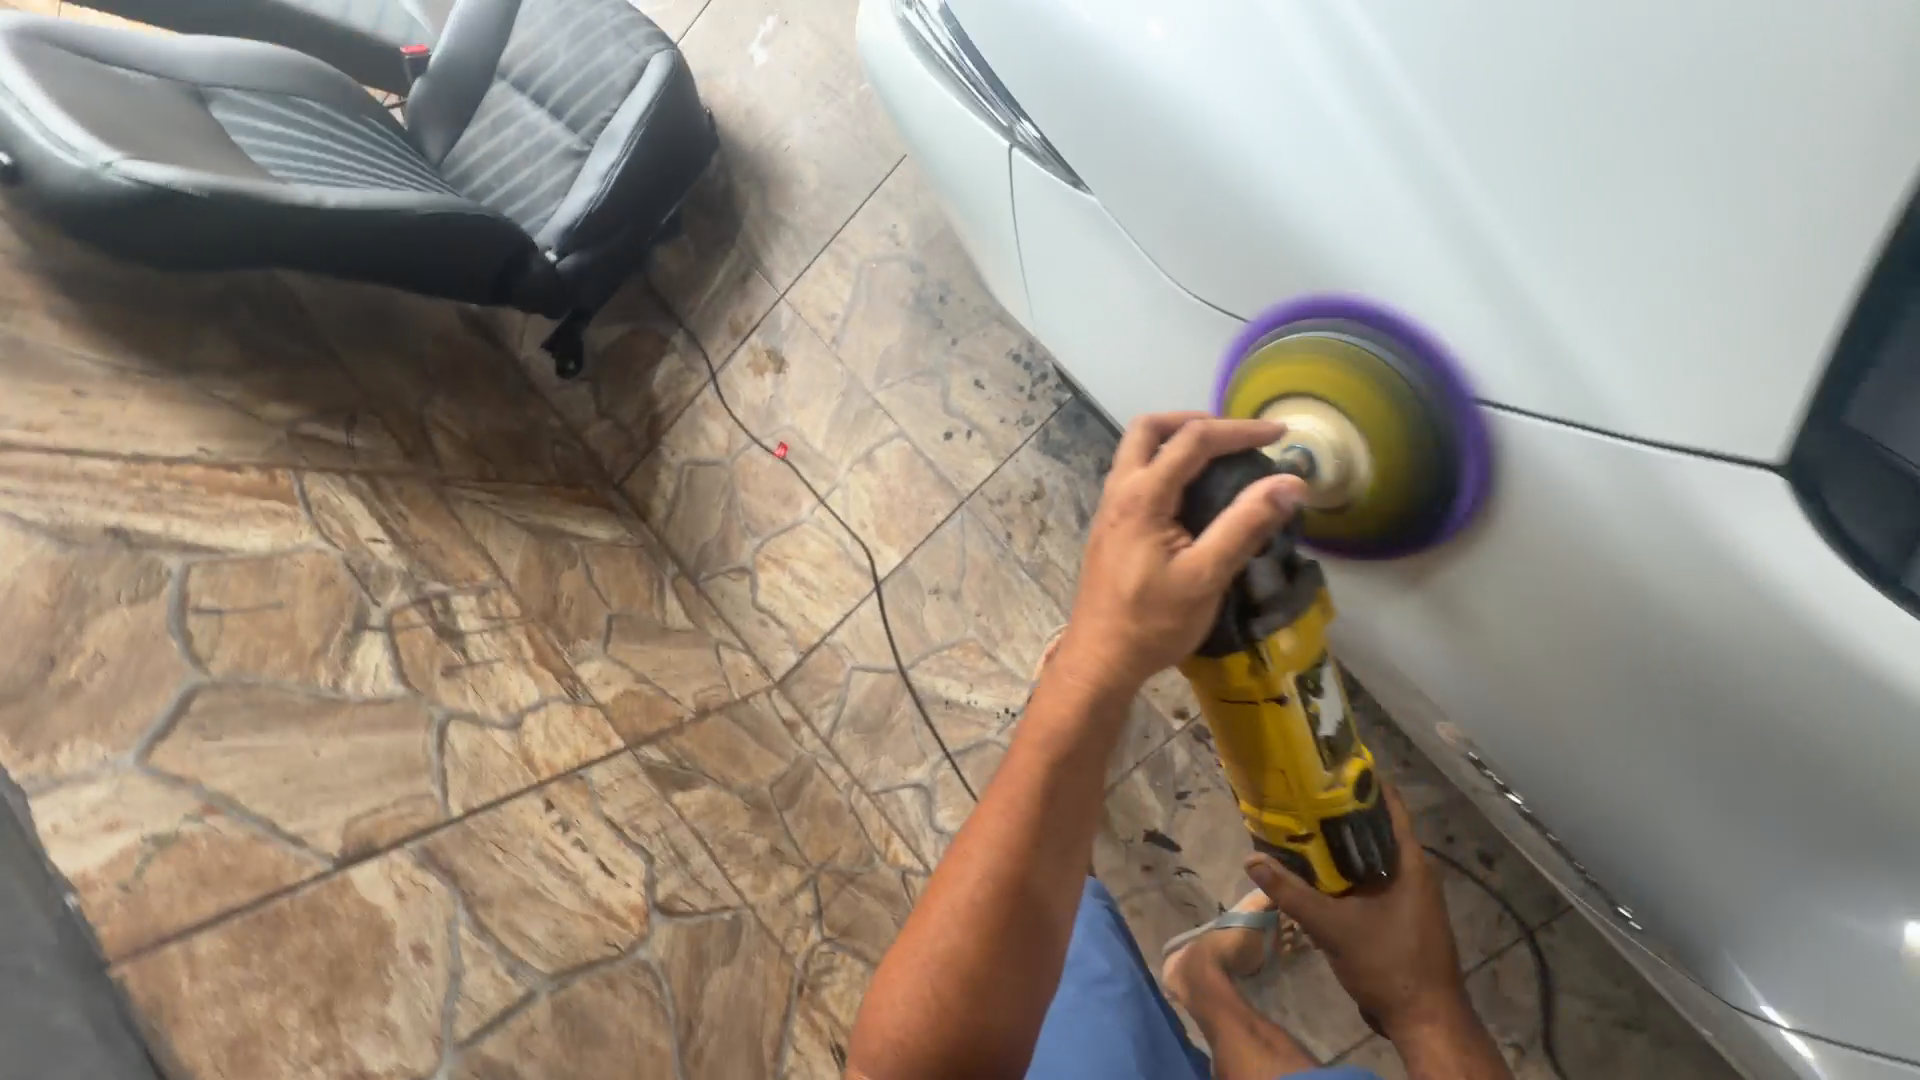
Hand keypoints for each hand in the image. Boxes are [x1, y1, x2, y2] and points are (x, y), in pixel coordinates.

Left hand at [1049, 411, 1306, 696]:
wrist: (1100, 658)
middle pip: (1147, 429)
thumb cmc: (1152, 623)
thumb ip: (1246, 525)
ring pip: (1136, 452)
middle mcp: (1118, 493)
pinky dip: (1165, 467)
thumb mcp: (1206, 576)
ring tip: (1219, 459)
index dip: (1239, 431)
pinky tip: (1192, 495)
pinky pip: (1134, 477)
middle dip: (1193, 421)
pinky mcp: (1110, 529)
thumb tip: (1291, 483)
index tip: (1280, 435)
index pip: (1192, 441)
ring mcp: (1109, 511)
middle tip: (1234, 437)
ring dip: (1175, 443)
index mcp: (1141, 497)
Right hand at [1244, 788, 1469, 1039]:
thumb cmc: (1388, 965)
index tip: (1325, 764)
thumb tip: (1251, 859)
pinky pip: (1369, 876)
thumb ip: (1290, 892)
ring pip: (1370, 853)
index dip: (1360, 780)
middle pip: (1374, 826)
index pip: (1389, 804)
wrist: (1425, 1021)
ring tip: (1299, 824)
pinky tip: (1314, 870)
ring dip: (1339, 841)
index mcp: (1409, 862)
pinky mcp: (1399, 912)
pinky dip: (1344, 868)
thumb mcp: (1332, 927)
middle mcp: (1413, 870)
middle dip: (1338, 809)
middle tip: (1299, 793)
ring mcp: (1409, 893)